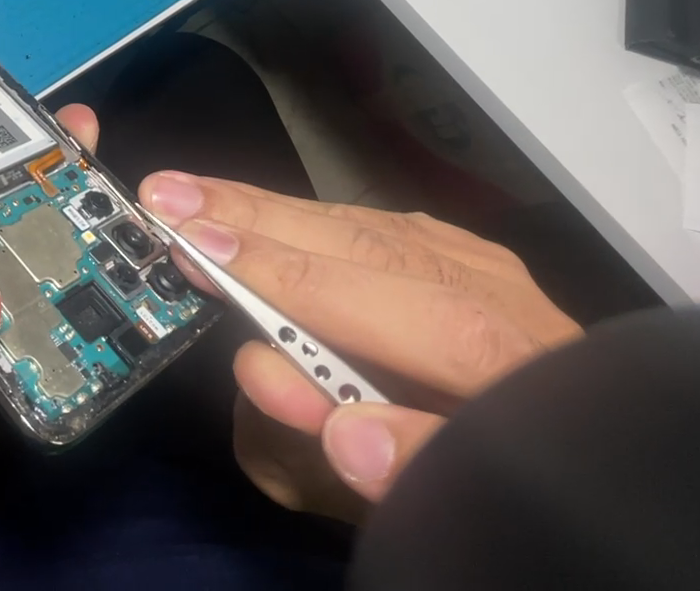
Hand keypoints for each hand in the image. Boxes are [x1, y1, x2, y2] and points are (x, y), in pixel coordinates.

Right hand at [138, 174, 581, 515]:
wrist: (522, 454)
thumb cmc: (452, 490)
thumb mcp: (427, 509)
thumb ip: (395, 472)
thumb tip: (344, 434)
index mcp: (531, 386)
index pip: (430, 326)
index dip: (306, 289)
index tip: (209, 260)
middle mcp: (519, 309)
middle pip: (384, 253)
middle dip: (263, 227)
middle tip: (167, 198)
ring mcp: (485, 269)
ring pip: (364, 226)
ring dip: (261, 210)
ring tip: (181, 190)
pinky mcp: (448, 249)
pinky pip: (357, 222)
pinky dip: (284, 214)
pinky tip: (233, 201)